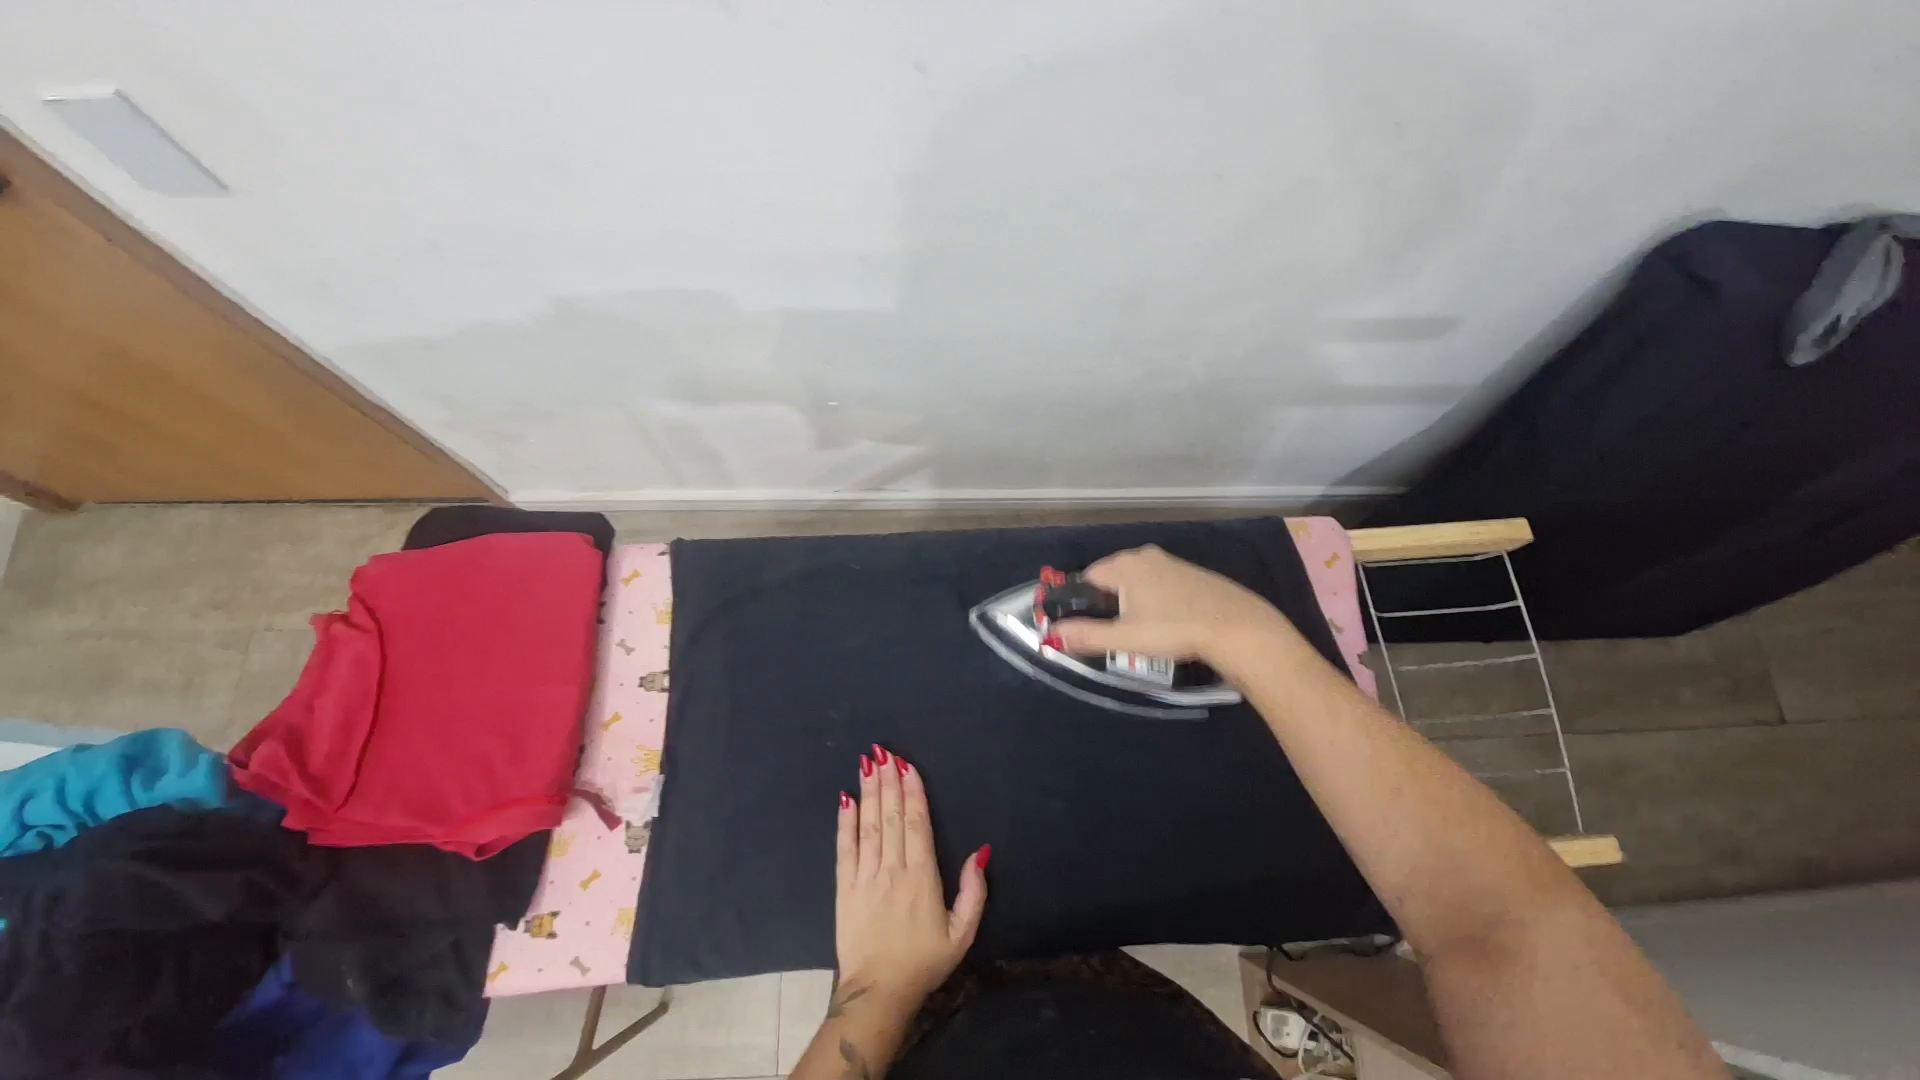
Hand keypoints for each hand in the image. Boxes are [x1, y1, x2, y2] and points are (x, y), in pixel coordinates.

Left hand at [834, 745, 987, 1009]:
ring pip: (869, 826)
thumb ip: (973, 892)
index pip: (917, 824)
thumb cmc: (924, 963)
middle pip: (892, 817)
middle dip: (889, 782)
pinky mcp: (844, 889)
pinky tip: (846, 799)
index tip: (908, 766)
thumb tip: (981, 852)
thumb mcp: (962, 934)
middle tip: (885, 751)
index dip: (913, 792)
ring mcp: (865, 877)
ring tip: (868, 764)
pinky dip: (845, 823)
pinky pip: (845, 849)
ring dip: (870, 792)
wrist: (878, 994)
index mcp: (923, 877)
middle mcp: (893, 870)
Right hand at [1050, 545, 1289, 669]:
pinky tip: (1167, 624)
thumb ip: (1086, 635)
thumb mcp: (1125, 638)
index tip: (1087, 626)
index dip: (1082, 602)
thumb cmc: (1174, 630)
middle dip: (1107, 603)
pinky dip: (1156, 601)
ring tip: (1141, 632)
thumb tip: (1052, 634)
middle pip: (1112, 578)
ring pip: (1138, 582)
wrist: (1235, 627)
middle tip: (1115, 634)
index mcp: (1125, 565)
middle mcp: (1145, 556)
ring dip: (1133, 603)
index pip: (1088, 577)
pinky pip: (1160, 585)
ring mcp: (1172, 563)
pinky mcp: (1193, 575)